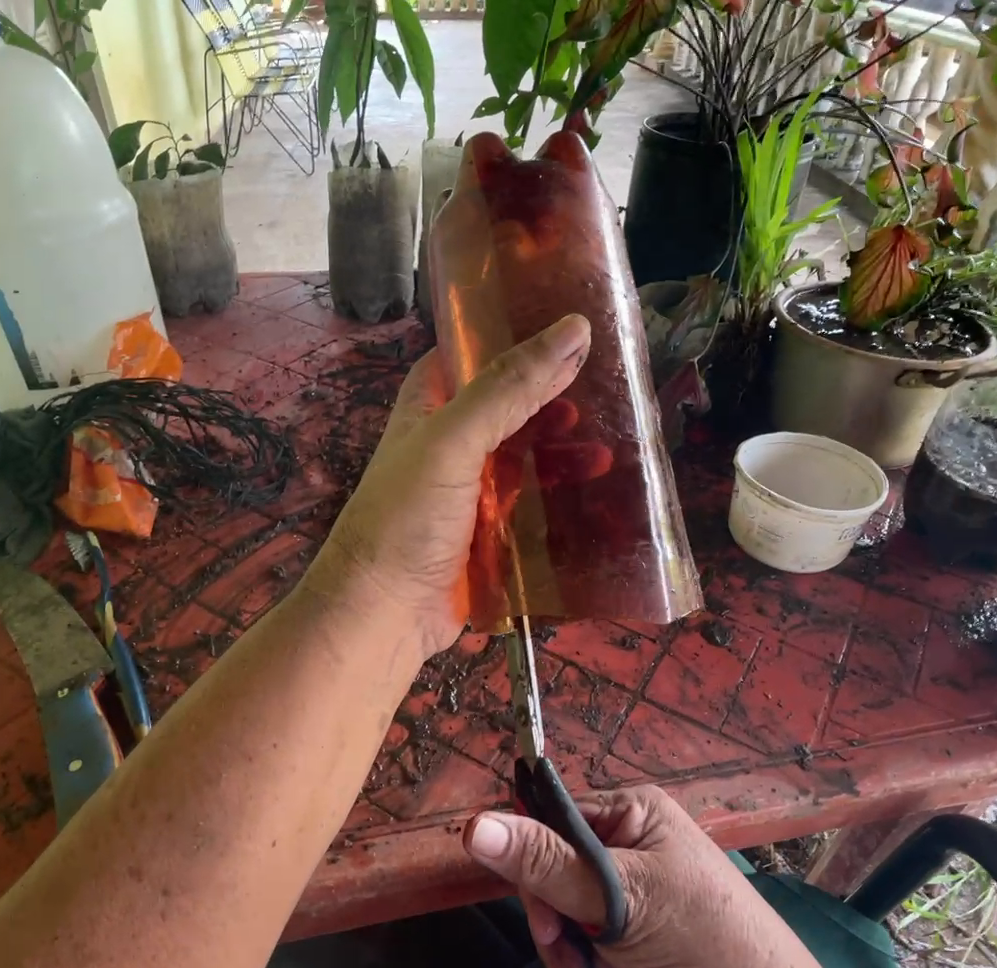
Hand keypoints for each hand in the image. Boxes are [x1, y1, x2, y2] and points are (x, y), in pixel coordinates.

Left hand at [301, 315, 591, 656]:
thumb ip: (509, 388)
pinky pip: (534, 503)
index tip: (571, 324)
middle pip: (511, 406)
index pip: (473, 353)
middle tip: (608, 390)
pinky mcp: (492, 531)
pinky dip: (563, 496)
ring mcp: (472, 489)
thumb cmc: (407, 517)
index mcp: (430, 406)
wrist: (385, 613)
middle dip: (556, 398)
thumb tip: (574, 329)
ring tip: (611, 449)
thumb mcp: (454, 441)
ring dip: (565, 453)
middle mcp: (451, 442)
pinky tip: (599, 493)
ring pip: (528, 457)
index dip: (516, 336)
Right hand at [462, 786, 813, 967]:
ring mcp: (635, 889)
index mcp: (633, 812)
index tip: (535, 908)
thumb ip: (545, 865)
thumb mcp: (619, 900)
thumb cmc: (702, 943)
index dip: (532, 862)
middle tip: (561, 956)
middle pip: (554, 869)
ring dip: (567, 950)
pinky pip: (587, 939)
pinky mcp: (636, 932)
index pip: (554, 820)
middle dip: (552, 918)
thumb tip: (473, 826)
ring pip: (566, 909)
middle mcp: (632, 842)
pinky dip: (590, 965)